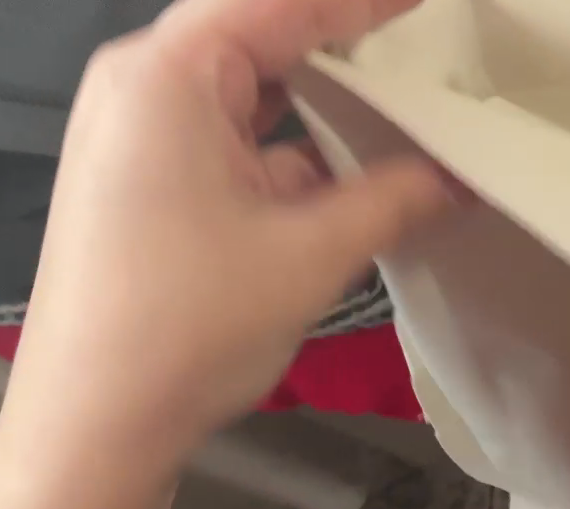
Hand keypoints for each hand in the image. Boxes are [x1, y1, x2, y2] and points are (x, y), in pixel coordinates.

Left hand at [9, 0, 450, 466]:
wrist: (105, 408)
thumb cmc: (198, 315)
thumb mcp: (313, 251)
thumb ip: (395, 200)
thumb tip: (464, 177)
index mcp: (170, 78)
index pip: (276, 5)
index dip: (357, 0)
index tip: (427, 3)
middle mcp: (149, 90)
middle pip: (261, 43)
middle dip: (345, 50)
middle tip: (426, 62)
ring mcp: (153, 143)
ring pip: (258, 104)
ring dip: (329, 113)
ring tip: (409, 120)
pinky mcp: (165, 190)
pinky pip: (248, 152)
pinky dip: (305, 159)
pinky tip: (361, 181)